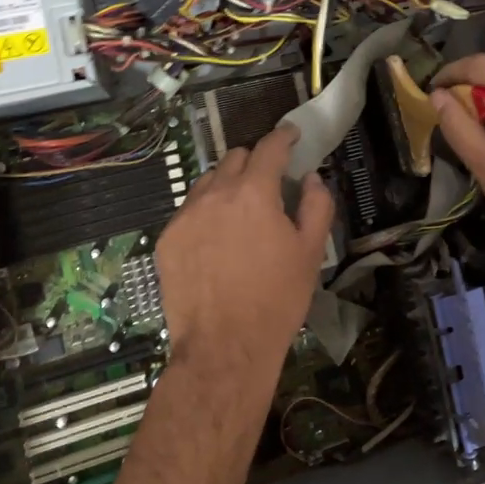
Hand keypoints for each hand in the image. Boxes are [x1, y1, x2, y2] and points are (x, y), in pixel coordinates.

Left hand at [157, 126, 334, 370]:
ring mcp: (185, 216)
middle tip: (270, 182)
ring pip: (207, 182)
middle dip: (255, 162)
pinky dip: (206, 212)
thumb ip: (316, 205)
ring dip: (227, 184)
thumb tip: (310, 179)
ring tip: (241, 212)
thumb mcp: (311, 252)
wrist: (225, 347)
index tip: (292, 136)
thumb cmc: (276, 300)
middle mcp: (215, 194)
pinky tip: (218, 240)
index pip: (269, 147)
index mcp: (254, 193)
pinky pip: (189, 211)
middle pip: (235, 158)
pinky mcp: (167, 240)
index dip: (284, 136)